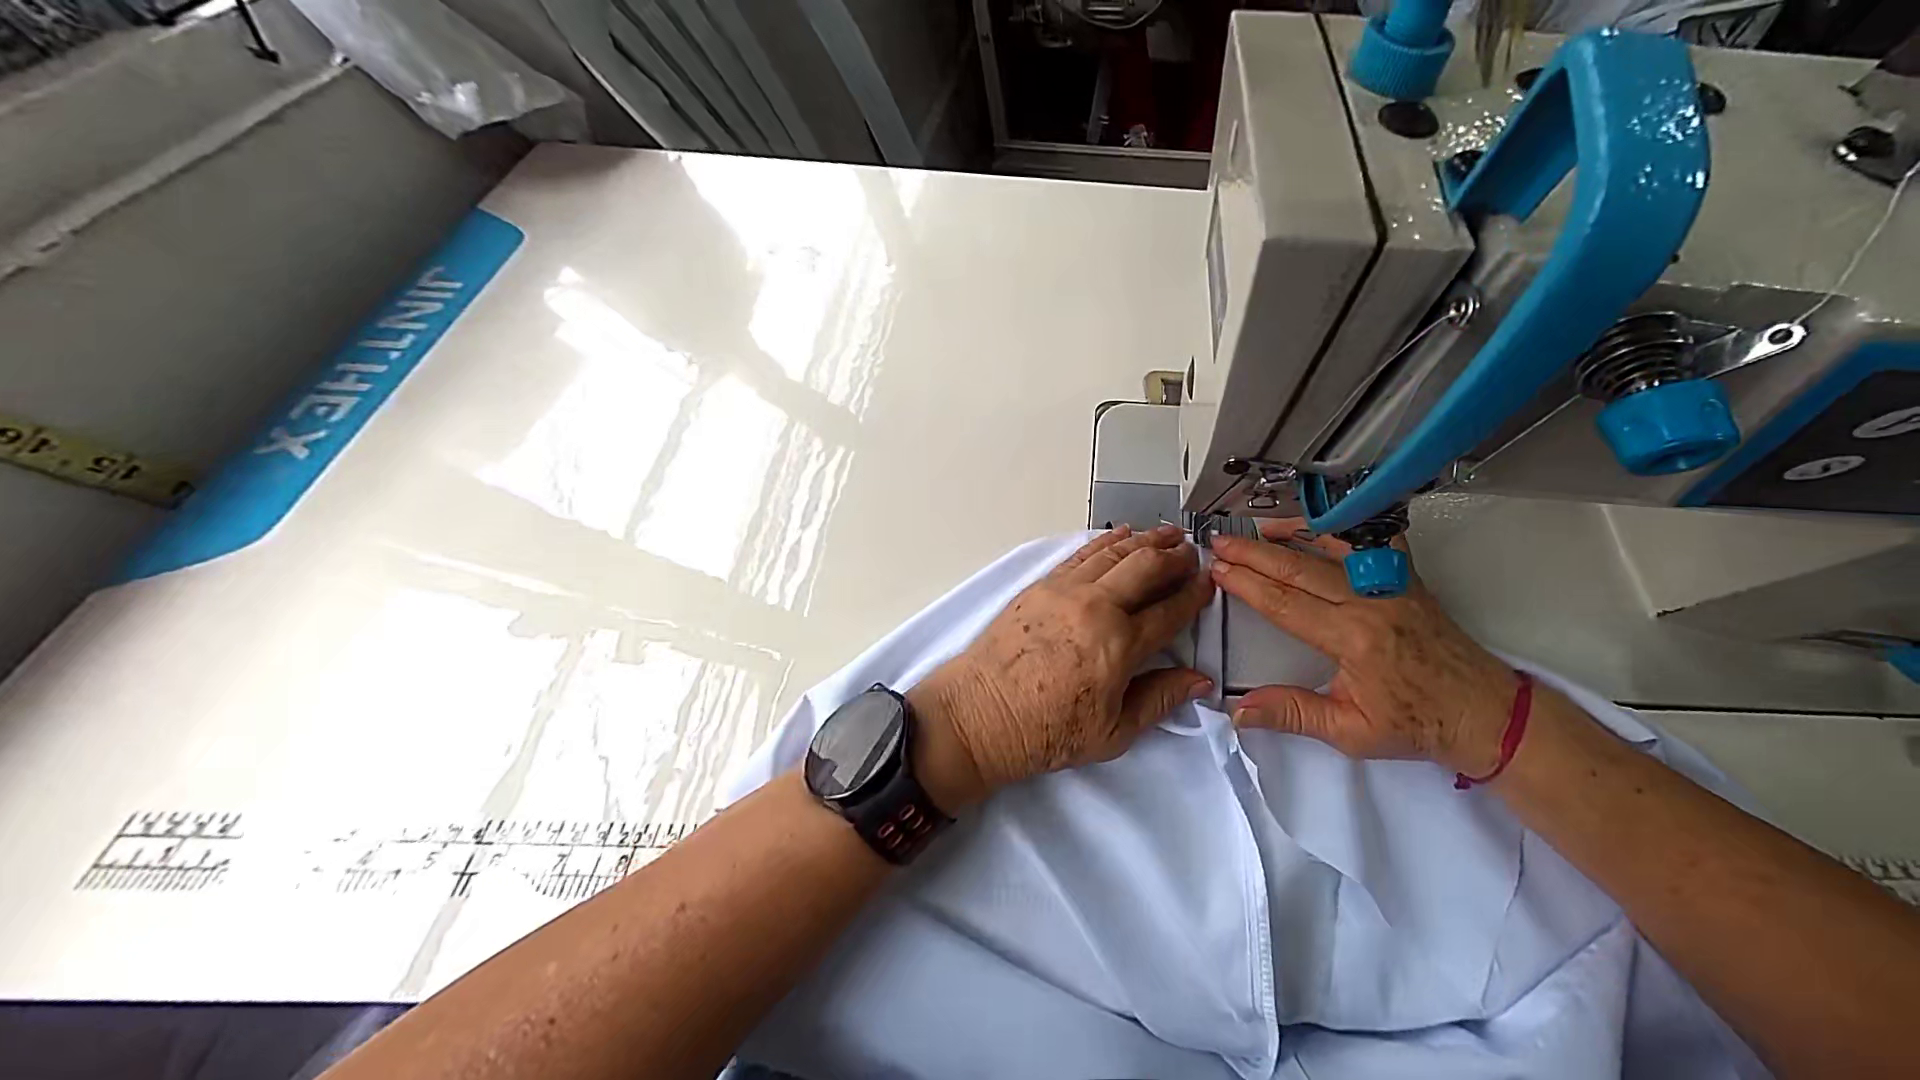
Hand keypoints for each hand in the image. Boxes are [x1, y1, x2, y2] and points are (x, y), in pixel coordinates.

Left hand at [909, 525, 1215, 810]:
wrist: (981, 715)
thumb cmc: (1043, 730)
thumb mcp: (1113, 732)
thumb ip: (1159, 699)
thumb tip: (1197, 681)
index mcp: (1119, 646)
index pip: (1169, 611)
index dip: (1193, 595)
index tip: (1206, 585)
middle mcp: (1094, 608)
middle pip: (1146, 568)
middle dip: (1175, 557)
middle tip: (1191, 554)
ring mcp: (1064, 592)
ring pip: (1114, 553)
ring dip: (1145, 541)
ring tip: (1167, 535)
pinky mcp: (1040, 586)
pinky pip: (1081, 554)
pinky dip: (1105, 542)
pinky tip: (1121, 536)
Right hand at [1207, 519, 1517, 775]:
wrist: (1487, 714)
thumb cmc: (1418, 724)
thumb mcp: (1350, 732)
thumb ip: (1292, 714)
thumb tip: (1239, 710)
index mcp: (1354, 639)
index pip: (1285, 603)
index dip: (1246, 584)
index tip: (1218, 572)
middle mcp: (1371, 603)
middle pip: (1298, 568)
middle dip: (1253, 554)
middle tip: (1220, 542)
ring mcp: (1392, 586)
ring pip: (1331, 547)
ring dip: (1291, 534)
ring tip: (1258, 529)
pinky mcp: (1407, 580)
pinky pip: (1371, 543)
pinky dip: (1341, 530)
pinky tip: (1318, 526)